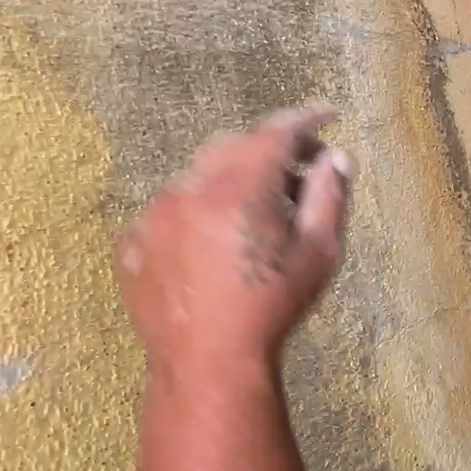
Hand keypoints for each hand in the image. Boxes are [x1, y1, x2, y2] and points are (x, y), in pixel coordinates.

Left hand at [117, 108, 353, 382]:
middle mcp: (190, 192)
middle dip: (273, 146)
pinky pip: (173, 203)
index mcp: (241, 191)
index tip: (328, 113)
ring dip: (238, 176)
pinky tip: (226, 233)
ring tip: (267, 207)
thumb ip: (329, 196)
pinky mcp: (134, 240)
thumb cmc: (276, 301)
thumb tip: (336, 157)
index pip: (275, 134)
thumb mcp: (321, 249)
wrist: (208, 357)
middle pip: (234, 145)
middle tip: (306, 166)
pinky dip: (205, 203)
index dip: (305, 118)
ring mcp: (154, 215)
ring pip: (201, 173)